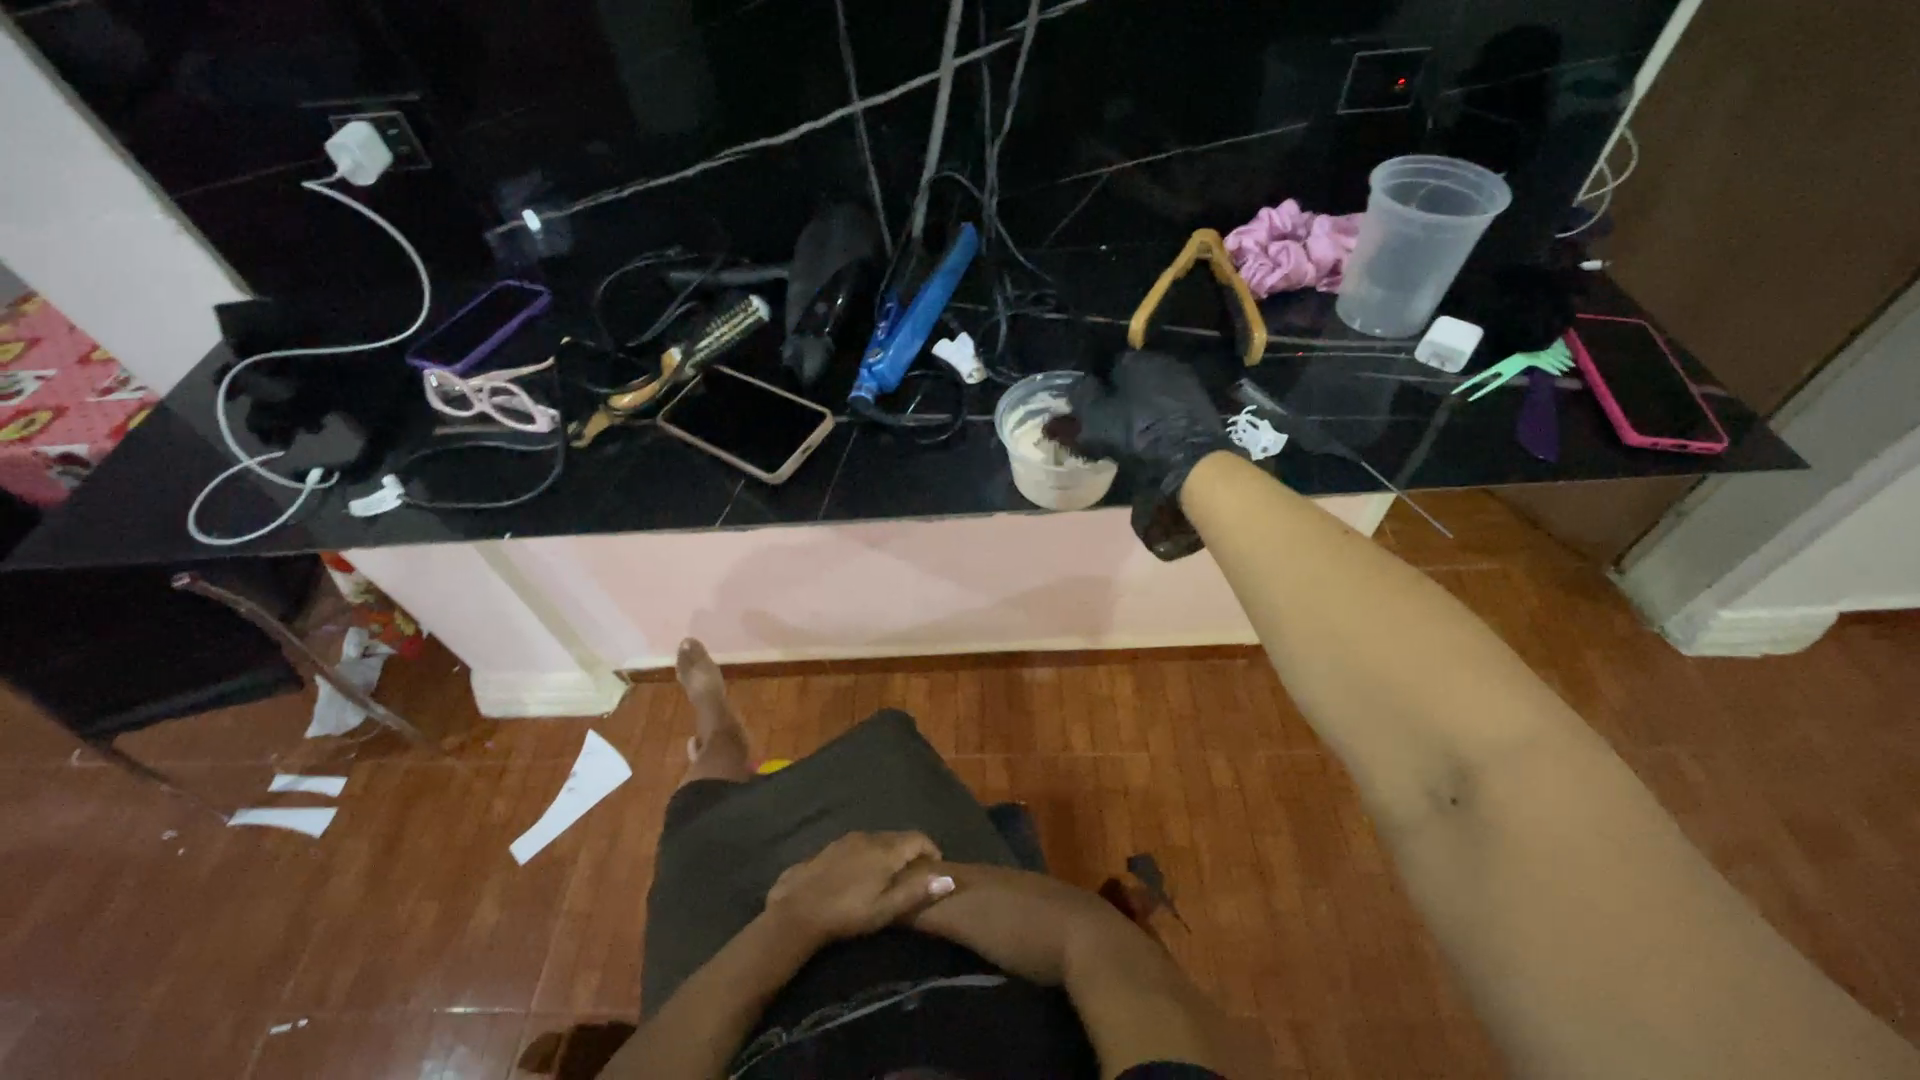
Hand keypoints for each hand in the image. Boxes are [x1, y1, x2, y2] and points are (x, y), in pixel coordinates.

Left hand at [765, 832, 957, 942]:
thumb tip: (948, 879)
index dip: (930, 850)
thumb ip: (916, 892)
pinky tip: (858, 876)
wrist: (797, 911)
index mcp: (885, 849)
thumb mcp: (885, 909)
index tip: (935, 867)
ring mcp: (844, 840)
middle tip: (912, 875)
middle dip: (909, 852)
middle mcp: (867, 837)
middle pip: (897, 837)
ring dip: (887, 853)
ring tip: (887, 876)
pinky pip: (856, 845)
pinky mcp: (827, 848)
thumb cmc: (847, 913)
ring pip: (875, 840)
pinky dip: (866, 855)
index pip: (918, 838)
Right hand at [1067, 351, 1233, 499]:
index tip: (1095, 408)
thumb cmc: (1136, 434)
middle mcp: (1163, 361)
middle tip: (1114, 420)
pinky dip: (1163, 415)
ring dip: (1145, 404)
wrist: (1190, 457)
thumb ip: (1082, 397)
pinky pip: (1172, 404)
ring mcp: (1186, 380)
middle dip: (1124, 393)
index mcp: (1135, 360)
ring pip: (1155, 390)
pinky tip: (1158, 434)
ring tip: (1135, 430)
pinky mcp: (1202, 401)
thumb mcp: (1096, 419)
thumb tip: (1077, 385)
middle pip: (1135, 376)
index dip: (1099, 388)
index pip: (1109, 365)